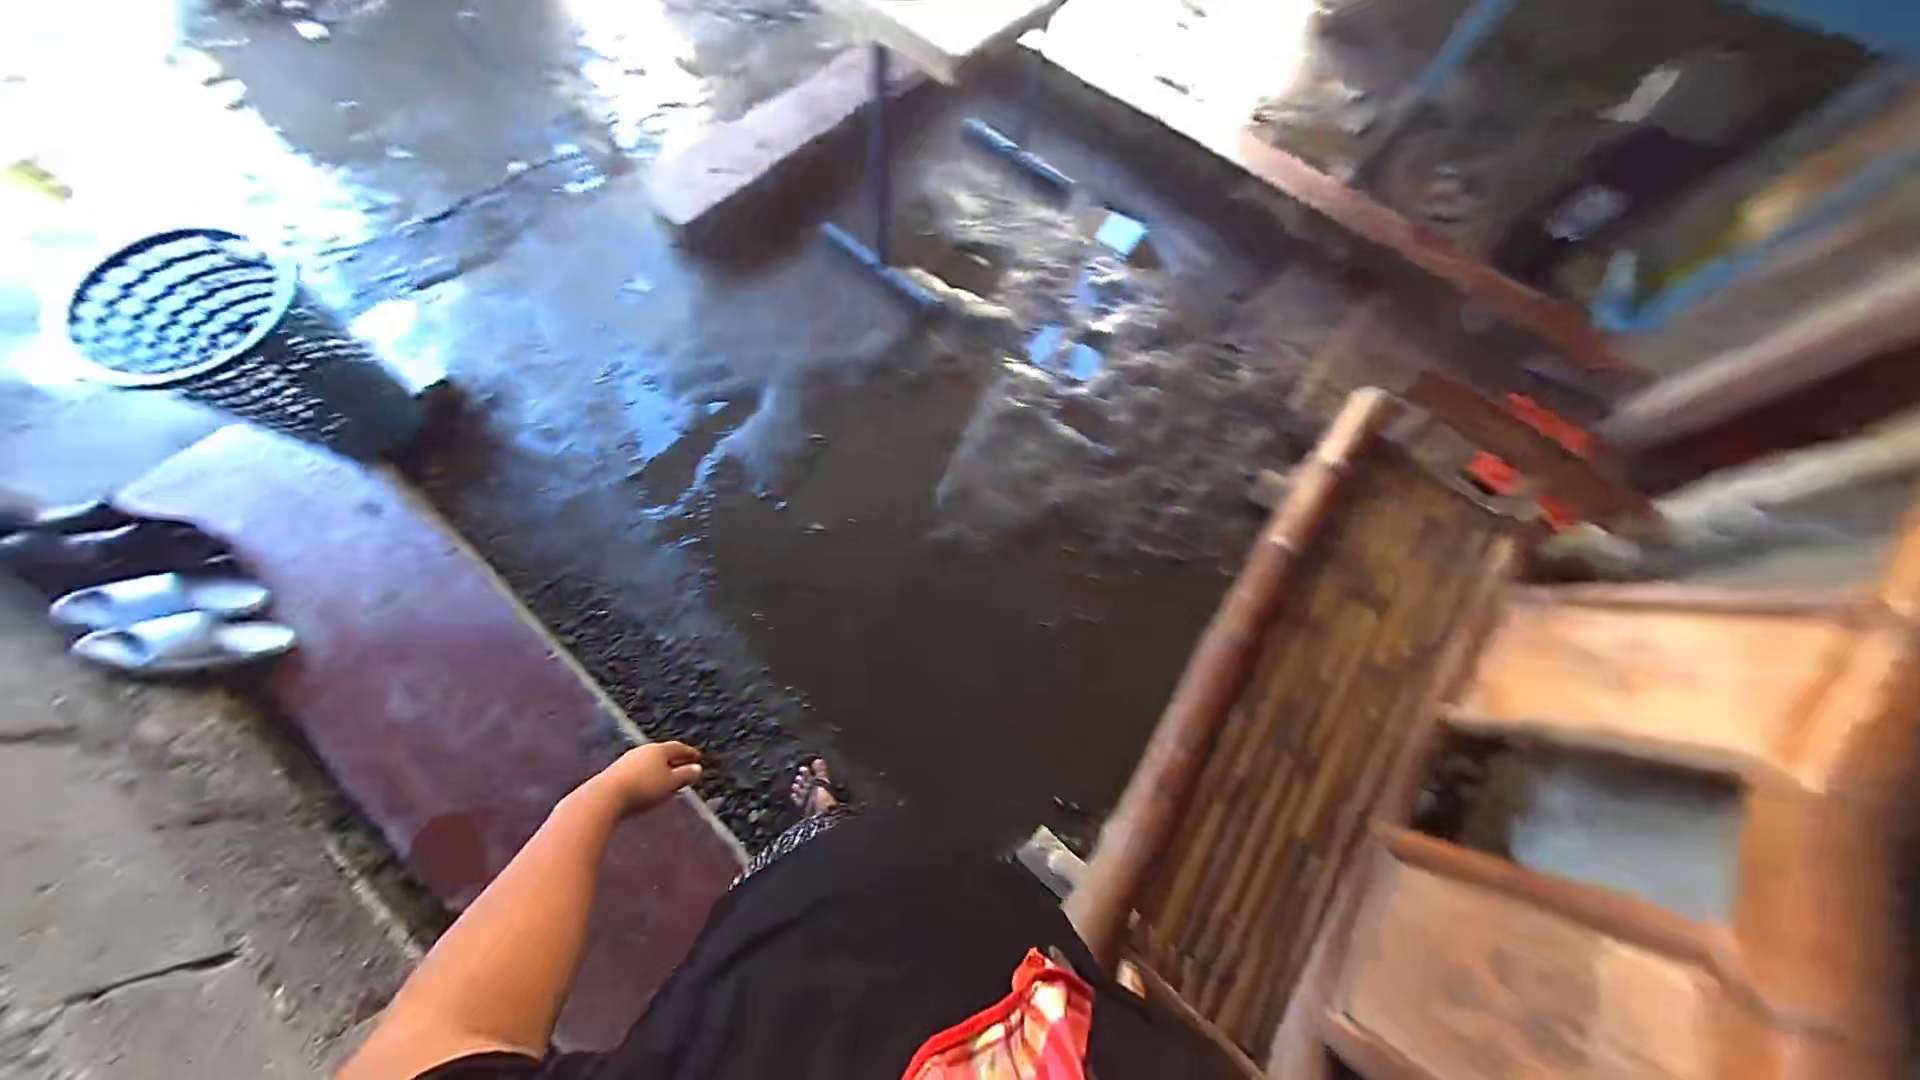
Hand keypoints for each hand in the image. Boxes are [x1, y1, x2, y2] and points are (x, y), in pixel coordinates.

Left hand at [590, 741, 702, 816]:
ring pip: (648, 761)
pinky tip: (646, 784)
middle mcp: (643, 750)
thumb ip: (685, 775)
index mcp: (659, 750)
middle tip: (683, 766)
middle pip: (662, 753)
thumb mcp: (670, 784)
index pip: (678, 748)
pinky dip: (646, 774)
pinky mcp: (614, 772)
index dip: (689, 752)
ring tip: (665, 777)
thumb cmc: (643, 789)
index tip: (698, 757)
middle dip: (674, 760)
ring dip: (659, 768)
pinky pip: (637, 769)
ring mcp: (627, 760)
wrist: (604, 798)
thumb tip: (698, 768)